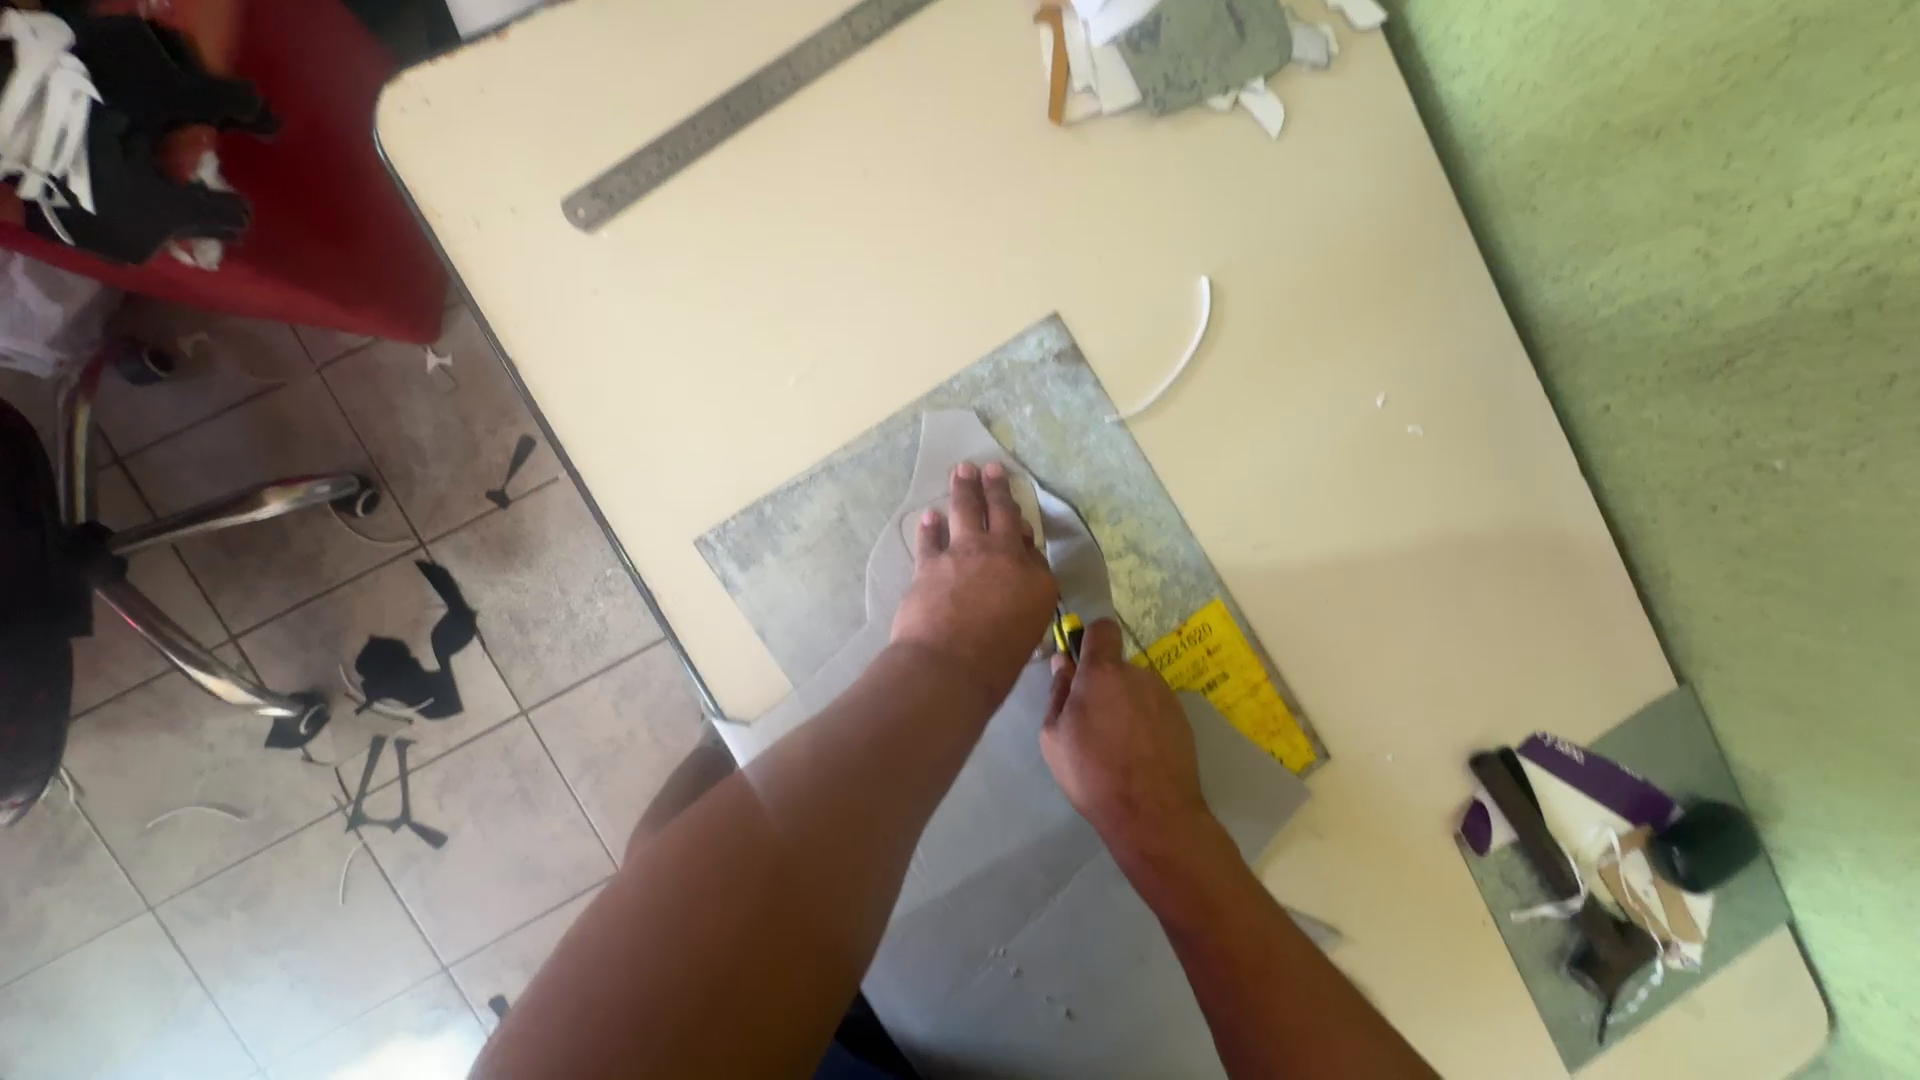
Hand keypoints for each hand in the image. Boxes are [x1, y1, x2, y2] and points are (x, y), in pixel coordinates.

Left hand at [890, 462, 1057, 704]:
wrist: (950, 665)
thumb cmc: (997, 662)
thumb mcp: (1029, 632)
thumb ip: (1025, 602)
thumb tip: (1015, 588)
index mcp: (1037, 580)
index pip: (1033, 548)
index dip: (1024, 532)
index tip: (1019, 523)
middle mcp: (1004, 556)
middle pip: (1003, 513)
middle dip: (997, 487)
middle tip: (992, 467)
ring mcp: (965, 554)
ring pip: (965, 511)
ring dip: (964, 488)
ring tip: (962, 470)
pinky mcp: (931, 563)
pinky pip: (930, 538)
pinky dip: (929, 527)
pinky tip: (928, 516)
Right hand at [1039, 619, 1212, 854]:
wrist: (1152, 813)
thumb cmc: (1092, 773)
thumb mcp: (1054, 736)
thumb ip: (1058, 692)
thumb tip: (1064, 663)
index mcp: (1102, 672)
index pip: (1101, 629)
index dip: (1090, 640)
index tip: (1081, 663)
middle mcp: (1138, 674)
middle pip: (1116, 667)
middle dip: (1104, 686)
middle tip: (1092, 724)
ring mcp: (1165, 696)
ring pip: (1136, 689)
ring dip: (1126, 705)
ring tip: (1118, 746)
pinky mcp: (1182, 718)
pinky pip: (1154, 709)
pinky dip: (1145, 723)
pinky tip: (1139, 754)